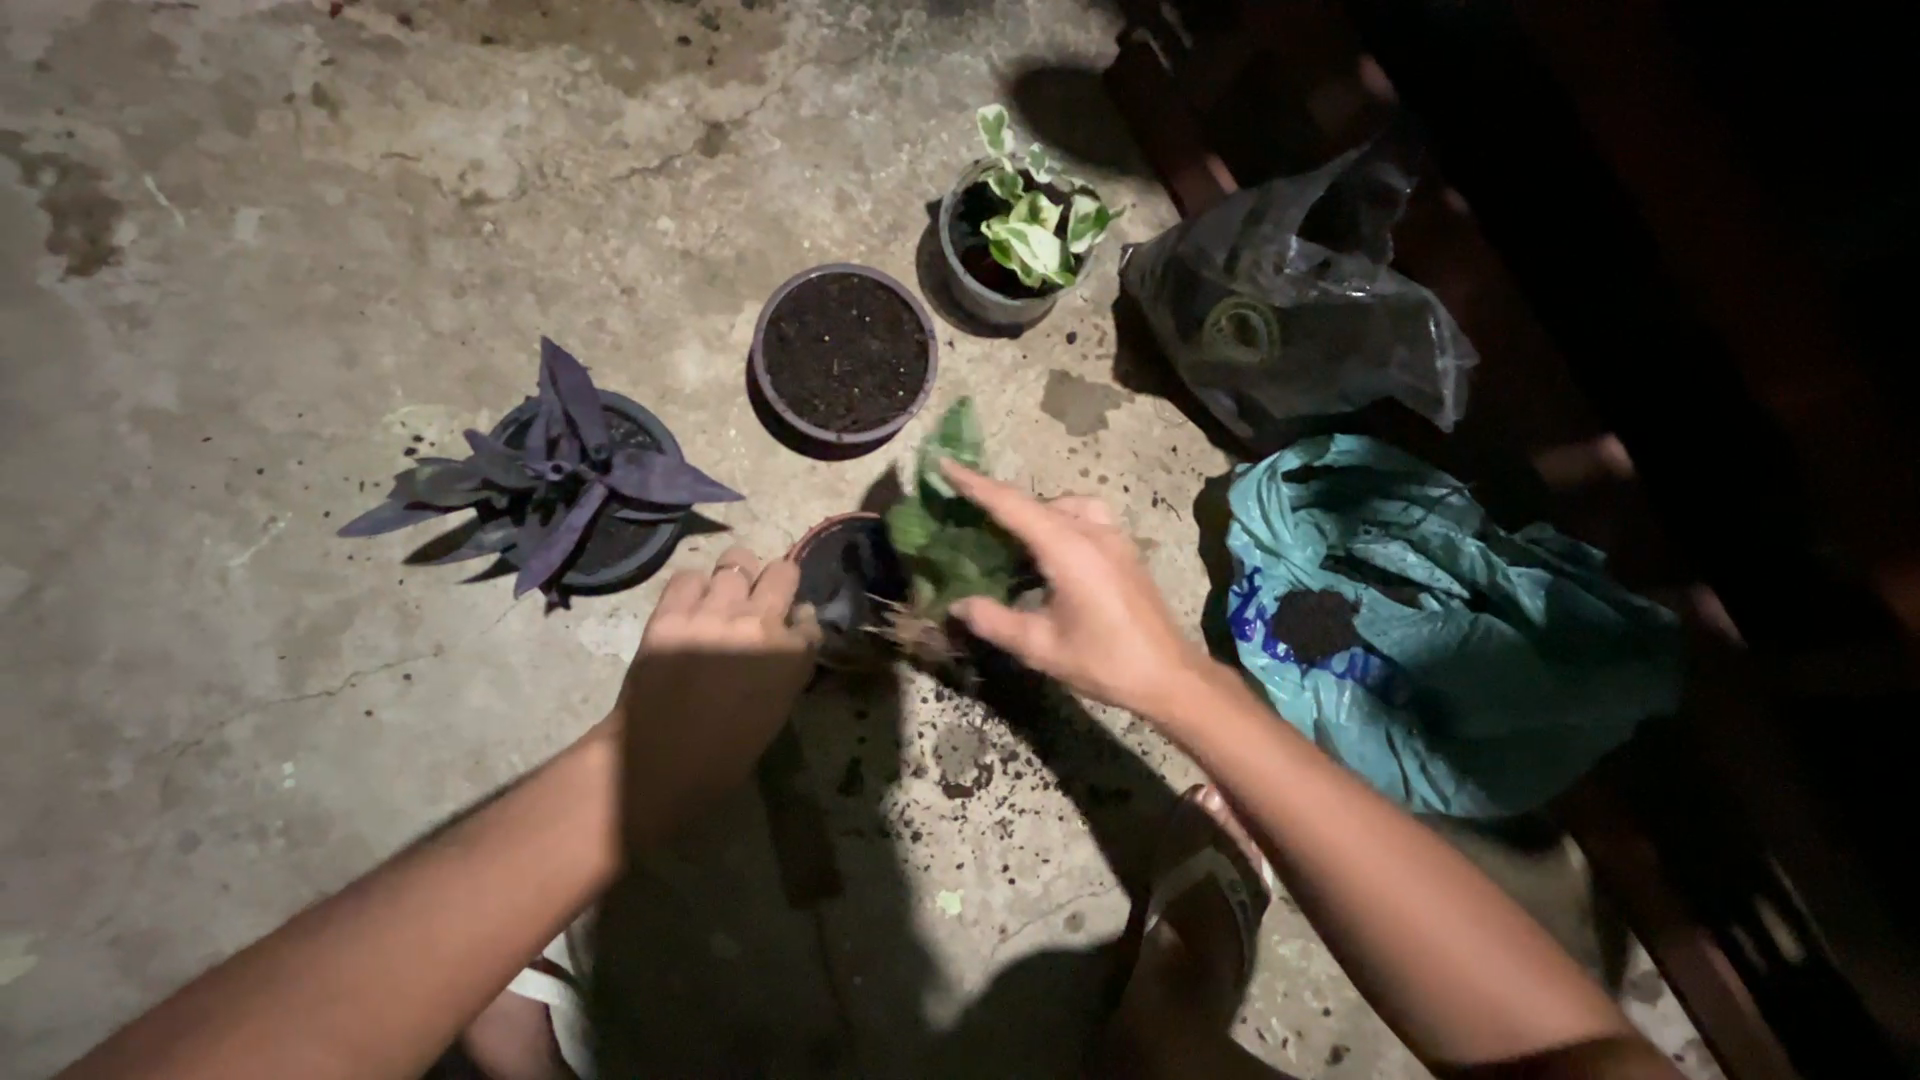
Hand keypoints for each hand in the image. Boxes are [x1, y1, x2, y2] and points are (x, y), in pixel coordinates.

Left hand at [609, 546, 820, 844]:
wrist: (661, 758)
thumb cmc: (728, 748)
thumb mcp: (778, 705)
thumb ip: (790, 662)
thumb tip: (792, 630)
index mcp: (791, 652)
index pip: (810, 615)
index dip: (799, 618)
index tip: (790, 625)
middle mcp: (759, 622)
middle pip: (782, 571)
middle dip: (777, 581)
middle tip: (761, 598)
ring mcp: (713, 612)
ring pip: (736, 560)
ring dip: (735, 578)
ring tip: (723, 597)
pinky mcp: (672, 612)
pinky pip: (688, 576)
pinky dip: (693, 587)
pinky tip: (690, 605)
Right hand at [941, 461, 1208, 715]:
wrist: (1170, 675)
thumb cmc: (1105, 662)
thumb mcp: (1041, 647)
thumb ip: (995, 621)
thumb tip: (958, 604)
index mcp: (1068, 549)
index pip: (1012, 505)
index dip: (975, 484)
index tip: (946, 464)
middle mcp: (1092, 532)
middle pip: (1036, 502)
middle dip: (998, 499)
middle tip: (966, 507)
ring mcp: (1114, 538)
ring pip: (1064, 505)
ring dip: (1033, 512)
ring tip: (1008, 538)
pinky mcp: (1125, 549)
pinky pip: (1085, 517)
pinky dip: (1059, 520)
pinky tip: (1049, 552)